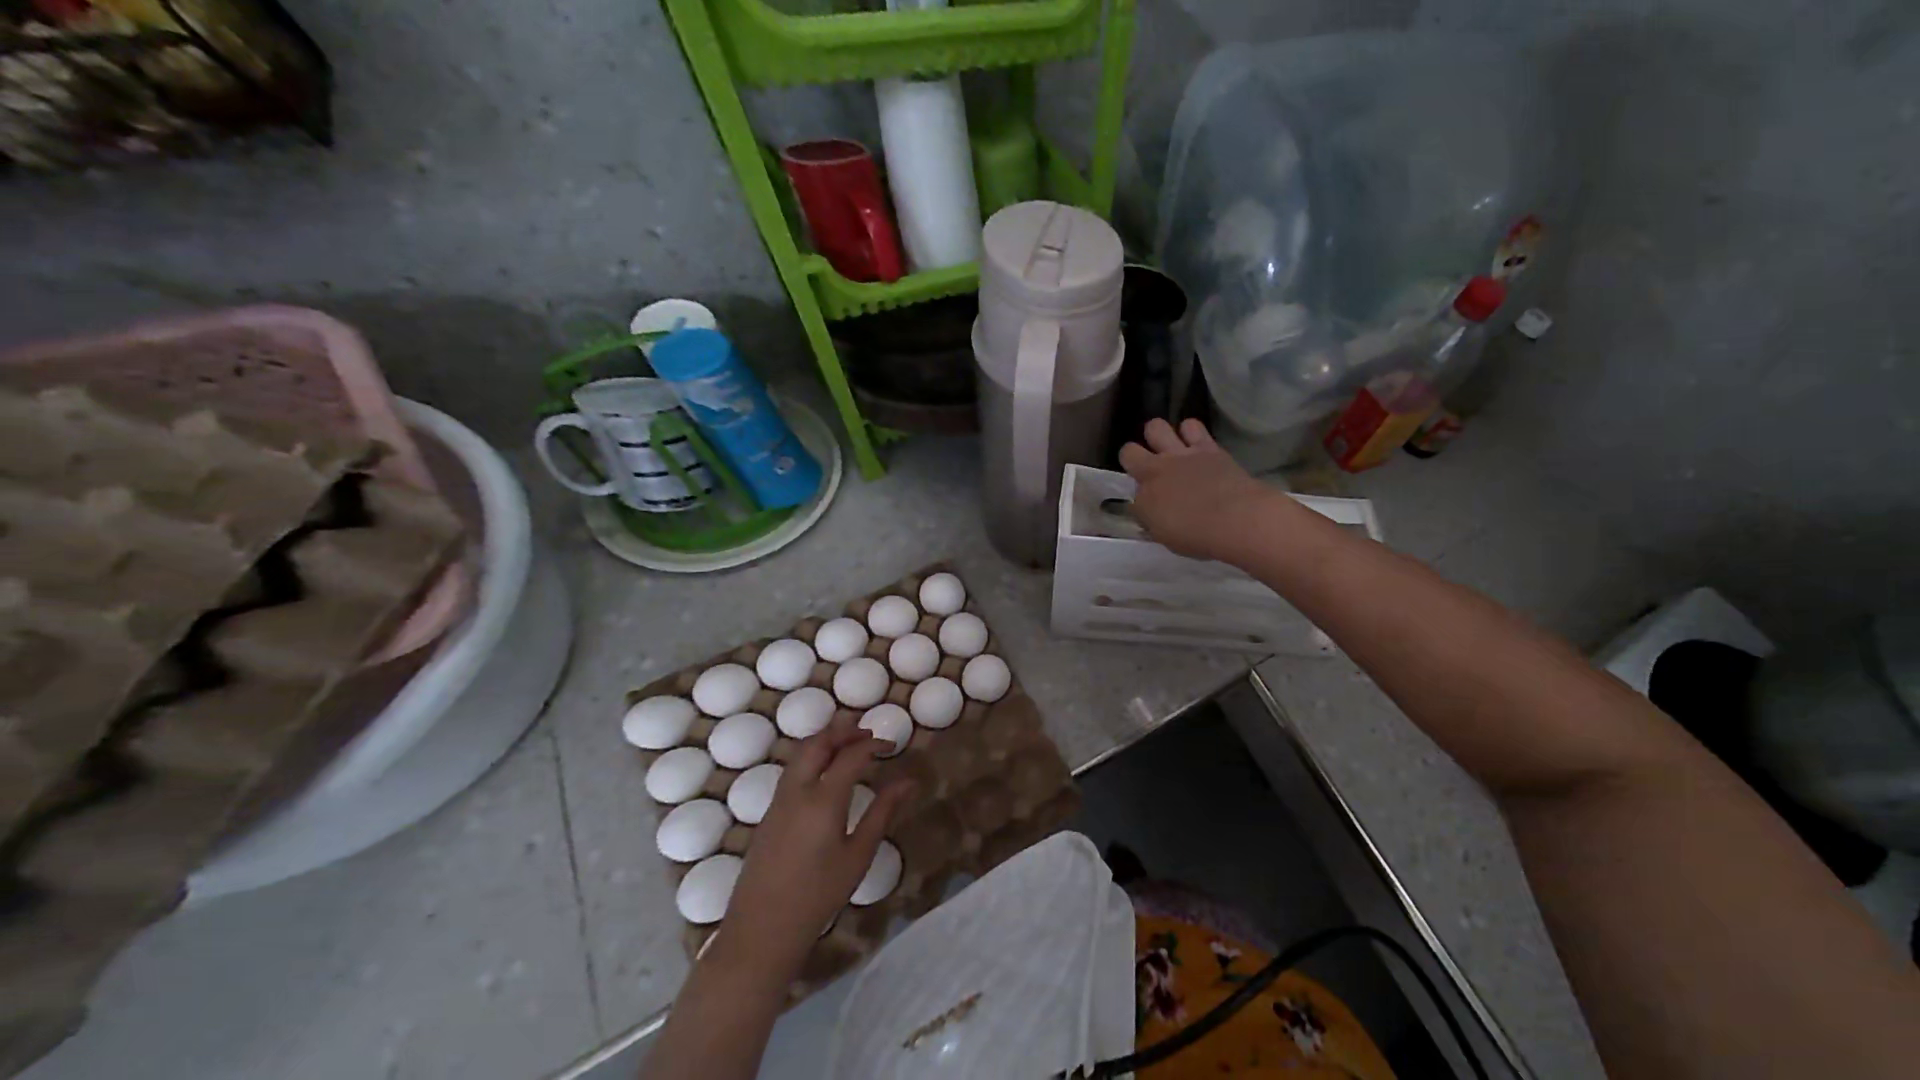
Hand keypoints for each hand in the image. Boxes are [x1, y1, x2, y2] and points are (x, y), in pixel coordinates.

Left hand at [719, 720, 911, 970]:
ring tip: (848, 742)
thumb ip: (882, 813)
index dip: (873, 744)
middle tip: (868, 732)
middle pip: (818, 743)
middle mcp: (798, 789)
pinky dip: (811, 755)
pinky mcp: (769, 811)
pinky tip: (825, 770)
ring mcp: (779, 799)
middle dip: (843, 730)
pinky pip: (792, 768)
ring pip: (800, 752)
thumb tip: (907, 782)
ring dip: (825, 739)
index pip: (851, 755)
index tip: (892, 745)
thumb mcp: (858, 855)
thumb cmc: (819, 894)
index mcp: (823, 799)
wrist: (763, 926)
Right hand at [1118, 419, 1272, 562]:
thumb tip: (1150, 513)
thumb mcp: (1167, 538)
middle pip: (1128, 451)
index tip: (1149, 504)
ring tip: (1172, 448)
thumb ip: (1154, 521)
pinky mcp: (1206, 446)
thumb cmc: (1200, 537)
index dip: (1138, 496)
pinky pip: (1191, 425)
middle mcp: (1155, 472)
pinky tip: (1195, 441)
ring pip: (1155, 427)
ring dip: (1160, 436)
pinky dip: (1189, 431)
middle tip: (1148, 468)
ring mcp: (1180, 455)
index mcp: (1143, 499)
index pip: (1130, 493)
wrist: (1236, 518)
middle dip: (1134, 457)